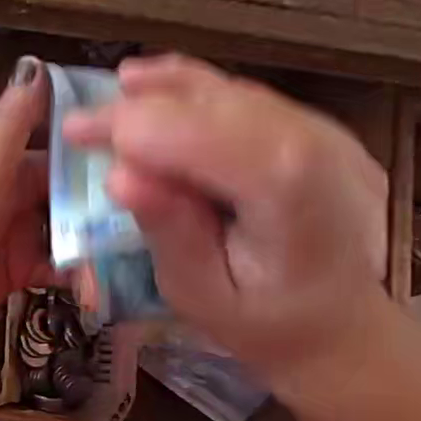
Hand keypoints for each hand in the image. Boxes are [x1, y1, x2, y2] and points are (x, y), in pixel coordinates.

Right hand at [62, 56, 389, 391]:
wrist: (343, 331)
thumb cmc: (266, 325)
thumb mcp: (202, 296)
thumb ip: (168, 231)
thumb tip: (120, 176)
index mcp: (286, 188)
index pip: (196, 134)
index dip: (130, 126)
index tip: (76, 135)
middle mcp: (317, 143)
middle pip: (214, 102)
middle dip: (141, 106)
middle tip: (83, 122)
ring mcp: (332, 134)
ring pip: (236, 92)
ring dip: (172, 91)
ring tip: (121, 89)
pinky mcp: (330, 134)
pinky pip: (258, 103)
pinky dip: (208, 96)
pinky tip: (170, 95)